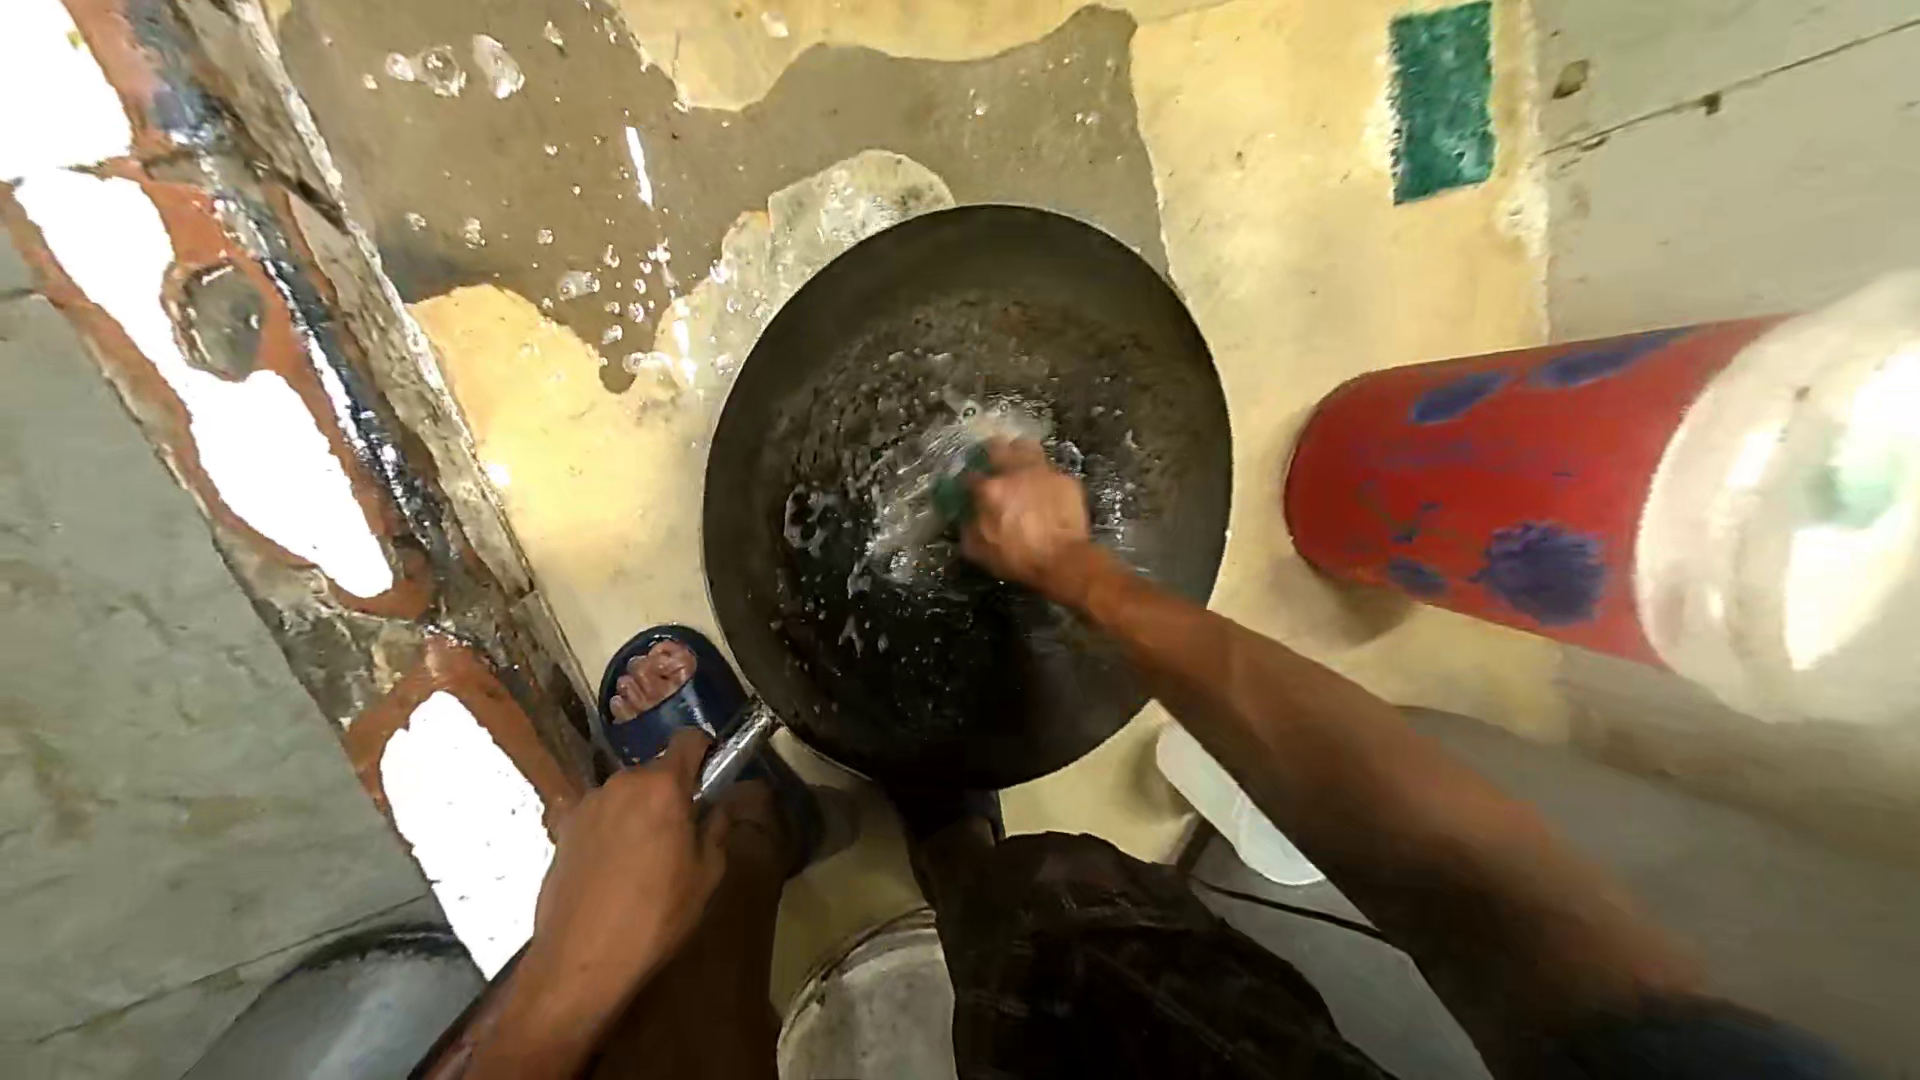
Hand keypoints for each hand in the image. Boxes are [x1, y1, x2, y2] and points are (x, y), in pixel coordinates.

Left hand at [525, 730, 730, 995]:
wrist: (579, 966)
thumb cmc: (656, 916)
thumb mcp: (708, 873)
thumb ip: (717, 827)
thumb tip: (717, 806)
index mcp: (664, 786)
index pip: (689, 739)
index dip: (705, 750)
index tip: (711, 775)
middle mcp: (623, 783)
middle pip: (656, 769)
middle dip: (672, 789)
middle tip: (681, 827)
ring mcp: (587, 804)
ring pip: (626, 792)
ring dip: (638, 807)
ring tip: (642, 852)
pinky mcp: (561, 830)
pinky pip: (592, 812)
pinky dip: (604, 823)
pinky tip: (606, 855)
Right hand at [961, 438, 1096, 598]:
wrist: (1064, 560)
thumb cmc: (1018, 558)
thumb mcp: (979, 551)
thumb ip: (967, 529)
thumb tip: (966, 518)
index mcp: (989, 489)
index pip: (969, 475)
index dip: (967, 482)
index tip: (969, 490)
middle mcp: (1014, 472)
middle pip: (996, 447)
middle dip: (990, 454)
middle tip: (992, 466)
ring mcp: (1042, 472)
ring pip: (1026, 447)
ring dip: (1018, 454)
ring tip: (1019, 468)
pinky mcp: (1065, 478)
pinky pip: (1049, 469)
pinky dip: (1043, 477)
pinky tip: (1045, 489)